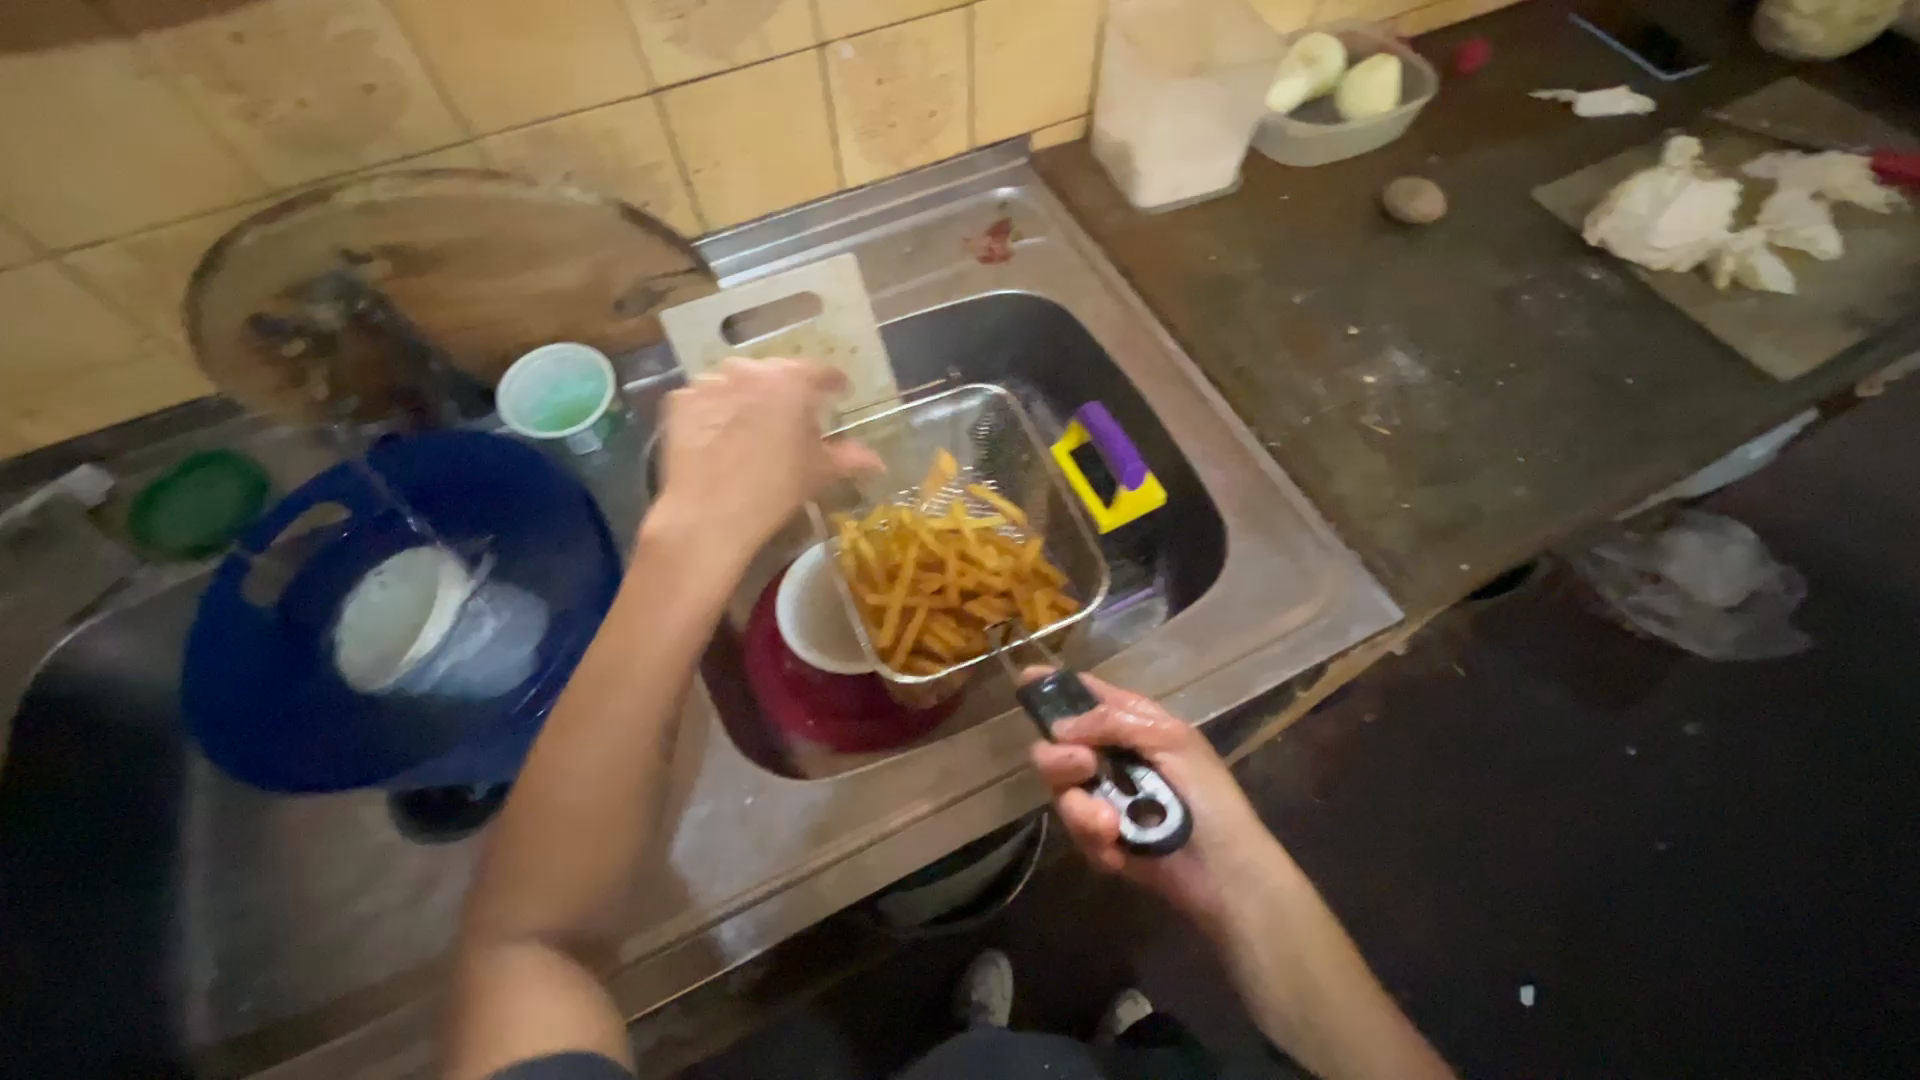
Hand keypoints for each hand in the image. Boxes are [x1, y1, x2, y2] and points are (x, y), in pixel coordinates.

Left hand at [653, 357, 880, 559]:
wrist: (709, 514)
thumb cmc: (775, 488)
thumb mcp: (819, 472)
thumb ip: (850, 458)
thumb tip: (878, 461)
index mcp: (791, 381)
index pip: (820, 372)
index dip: (833, 384)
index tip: (840, 394)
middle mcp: (749, 371)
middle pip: (776, 373)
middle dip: (788, 391)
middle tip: (795, 416)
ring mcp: (710, 383)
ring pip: (737, 382)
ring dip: (749, 397)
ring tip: (753, 425)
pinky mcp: (680, 402)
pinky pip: (705, 399)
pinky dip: (716, 411)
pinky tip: (720, 435)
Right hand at [1027, 668, 1282, 927]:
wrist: (1225, 873)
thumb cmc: (1210, 797)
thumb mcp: (1172, 741)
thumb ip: (1114, 723)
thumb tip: (1061, 727)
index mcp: (1133, 725)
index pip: (1088, 696)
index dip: (1056, 687)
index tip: (1025, 679)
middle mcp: (1111, 756)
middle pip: (1056, 745)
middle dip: (1061, 757)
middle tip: (1084, 768)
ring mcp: (1103, 798)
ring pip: (1061, 791)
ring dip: (1081, 809)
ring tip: (1110, 825)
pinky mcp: (1100, 839)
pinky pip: (1076, 832)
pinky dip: (1096, 842)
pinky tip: (1119, 851)